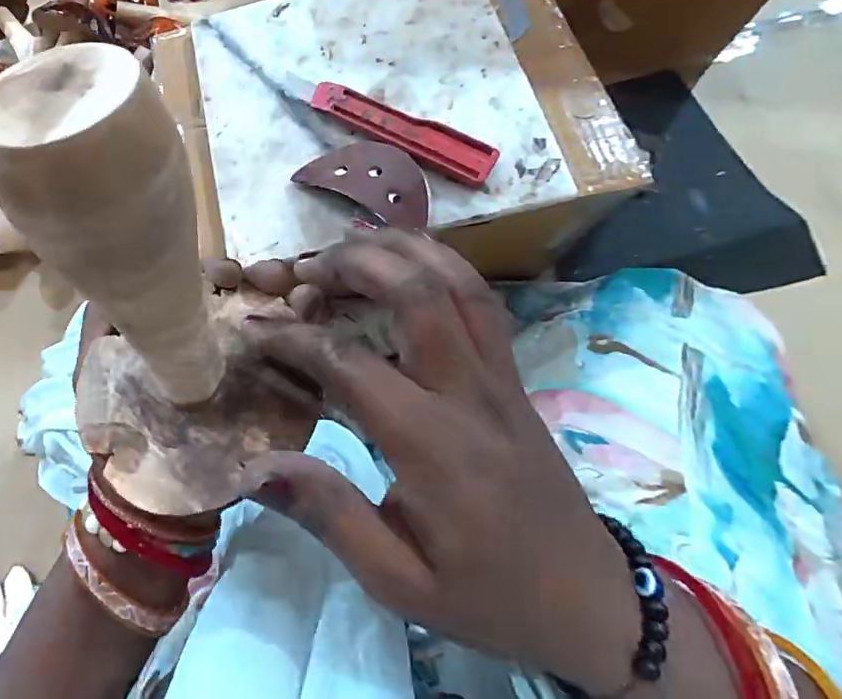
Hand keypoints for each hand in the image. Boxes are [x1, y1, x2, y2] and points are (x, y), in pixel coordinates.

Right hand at [241, 231, 643, 694]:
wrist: (586, 596)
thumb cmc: (485, 594)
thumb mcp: (399, 583)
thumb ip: (331, 517)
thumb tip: (258, 466)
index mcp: (433, 446)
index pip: (352, 366)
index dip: (295, 339)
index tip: (255, 327)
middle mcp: (469, 392)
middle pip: (417, 293)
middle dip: (355, 265)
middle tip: (306, 269)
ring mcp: (500, 373)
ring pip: (457, 281)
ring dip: (401, 249)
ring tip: (351, 245)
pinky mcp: (513, 371)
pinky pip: (480, 298)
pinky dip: (441, 263)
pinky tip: (409, 259)